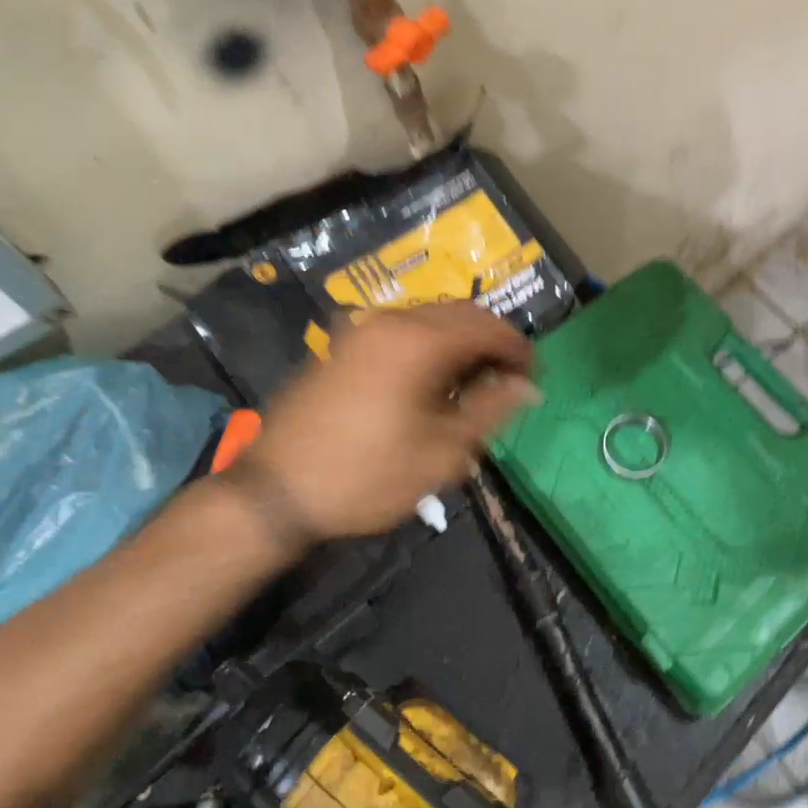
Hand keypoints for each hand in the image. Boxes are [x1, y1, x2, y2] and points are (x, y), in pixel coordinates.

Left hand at [232, 302, 536, 541]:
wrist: (274, 493)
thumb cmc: (365, 476)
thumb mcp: (441, 453)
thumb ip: (490, 410)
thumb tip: (528, 386)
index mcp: (419, 341)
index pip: (488, 327)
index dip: (519, 349)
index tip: (533, 378)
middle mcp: (391, 322)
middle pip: (460, 313)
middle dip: (492, 341)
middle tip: (509, 380)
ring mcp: (361, 331)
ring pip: (430, 319)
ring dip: (460, 342)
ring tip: (474, 385)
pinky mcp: (342, 346)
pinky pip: (402, 332)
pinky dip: (429, 346)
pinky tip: (432, 383)